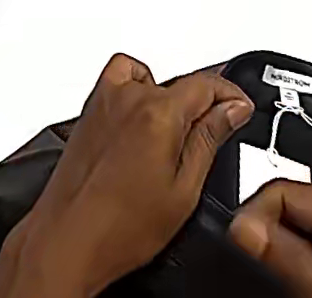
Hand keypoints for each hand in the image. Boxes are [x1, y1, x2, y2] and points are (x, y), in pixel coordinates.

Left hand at [0, 55, 253, 297]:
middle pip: (181, 84)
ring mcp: (108, 96)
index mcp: (159, 113)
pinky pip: (120, 75)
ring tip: (170, 140)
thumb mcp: (184, 190)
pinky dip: (135, 84)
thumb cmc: (119, 225)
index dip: (231, 95)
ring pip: (153, 81)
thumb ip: (211, 138)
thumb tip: (233, 108)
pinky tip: (141, 116)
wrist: (71, 236)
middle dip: (201, 107)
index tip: (241, 107)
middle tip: (206, 142)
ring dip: (168, 100)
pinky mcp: (92, 104)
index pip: (207, 84)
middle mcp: (132, 95)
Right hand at [230, 182, 311, 297]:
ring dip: (289, 261)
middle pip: (295, 214)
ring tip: (282, 287)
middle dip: (271, 242)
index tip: (235, 248)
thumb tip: (243, 227)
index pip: (282, 191)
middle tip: (255, 275)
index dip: (253, 219)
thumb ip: (291, 262)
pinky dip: (310, 274)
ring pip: (309, 240)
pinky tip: (306, 293)